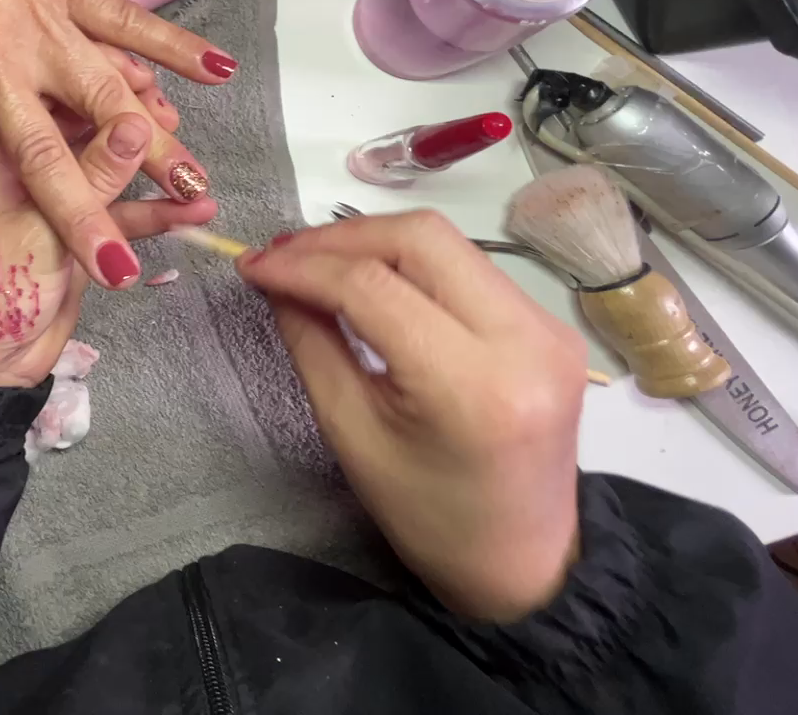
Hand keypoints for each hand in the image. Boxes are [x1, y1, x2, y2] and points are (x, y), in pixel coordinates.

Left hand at [0, 60, 216, 387]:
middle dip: (138, 133)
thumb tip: (137, 120)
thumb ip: (89, 176)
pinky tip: (194, 211)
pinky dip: (154, 214)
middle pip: (90, 133)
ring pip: (110, 174)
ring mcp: (51, 197)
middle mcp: (23, 162)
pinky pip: (120, 213)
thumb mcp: (41, 229)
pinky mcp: (75, 231)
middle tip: (177, 128)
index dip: (104, 93)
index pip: (56, 102)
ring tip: (199, 179)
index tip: (152, 90)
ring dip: (155, 179)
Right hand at [236, 211, 589, 621]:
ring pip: (441, 239)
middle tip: (279, 255)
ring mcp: (546, 326)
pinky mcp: (546, 322)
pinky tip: (360, 276)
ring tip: (310, 261)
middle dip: (335, 237)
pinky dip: (399, 258)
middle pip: (417, 239)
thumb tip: (275, 278)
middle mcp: (525, 340)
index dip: (301, 266)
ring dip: (365, 240)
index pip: (371, 287)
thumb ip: (310, 339)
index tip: (251, 266)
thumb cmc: (425, 510)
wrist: (525, 560)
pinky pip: (461, 262)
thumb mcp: (348, 428)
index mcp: (473, 385)